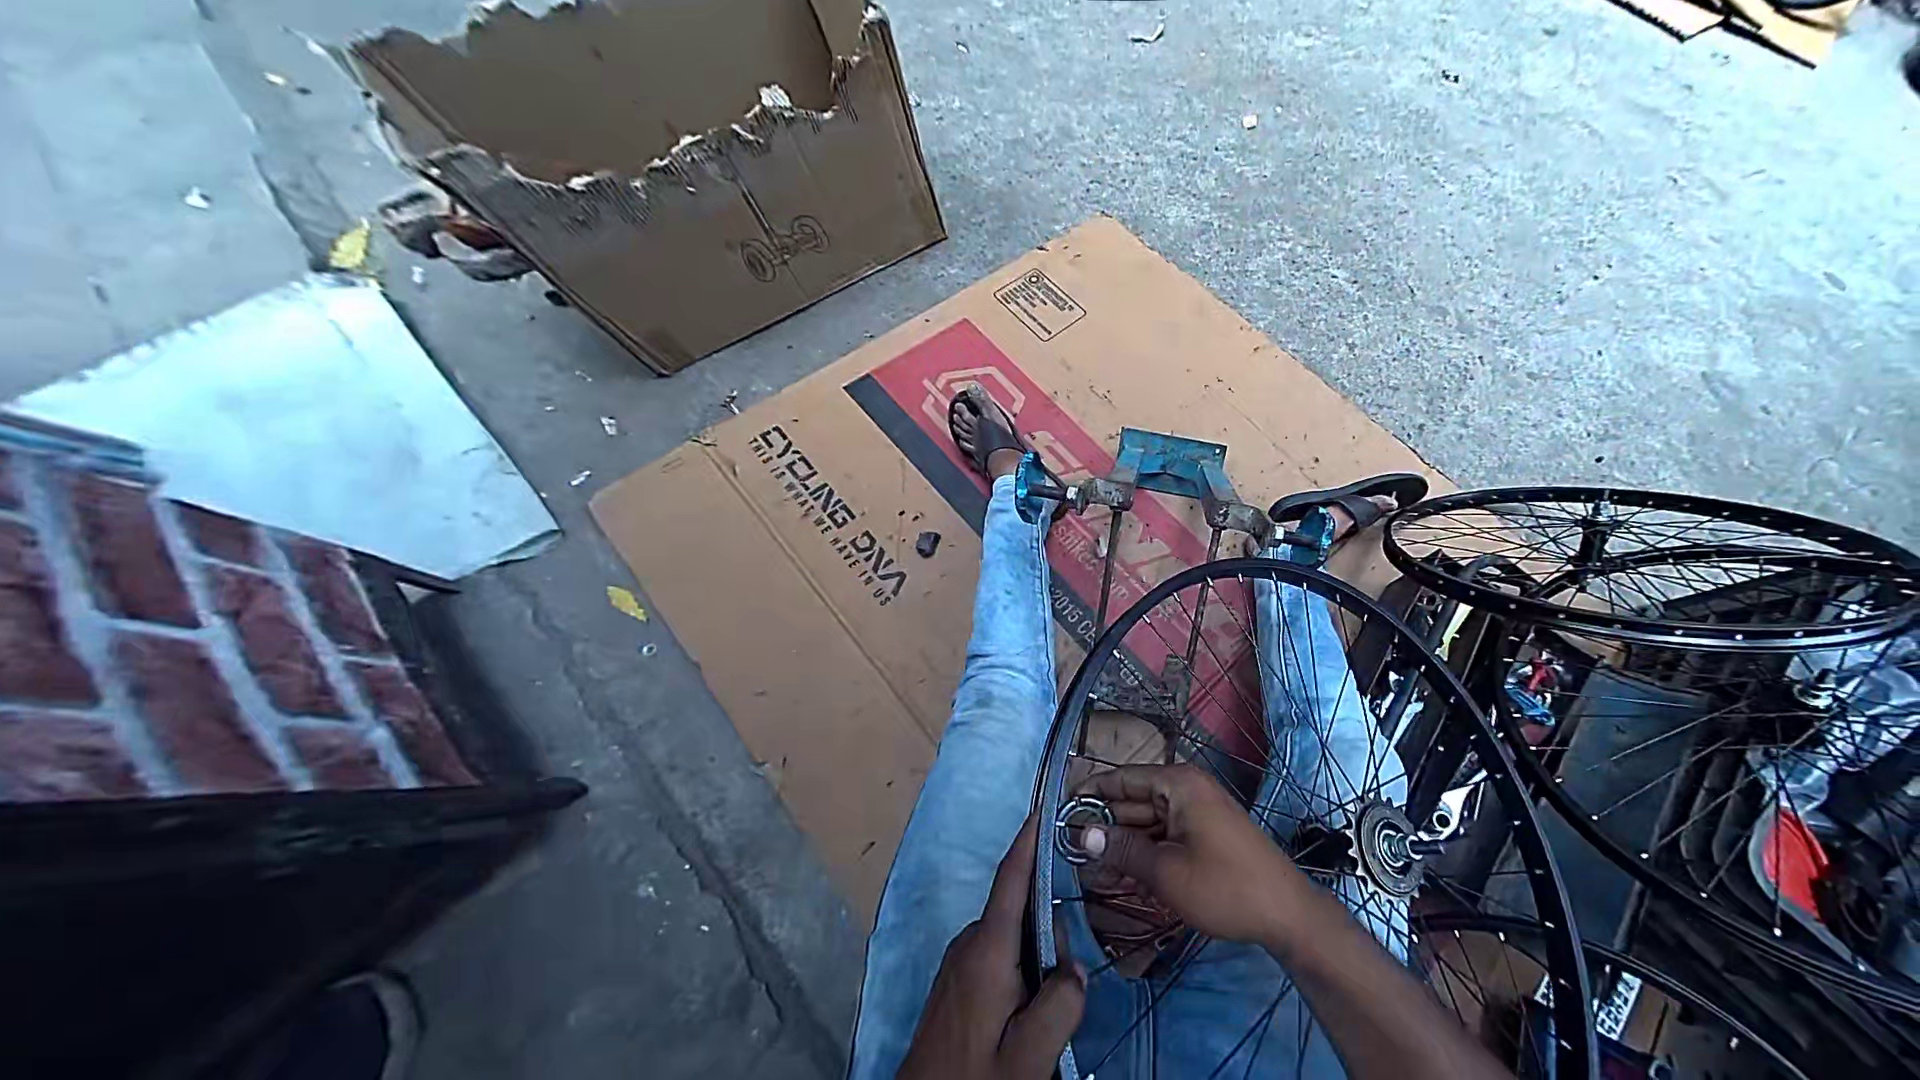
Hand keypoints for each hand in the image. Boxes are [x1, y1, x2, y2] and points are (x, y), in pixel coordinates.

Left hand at [897, 816, 1085, 1079]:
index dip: (1028, 841)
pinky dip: (1021, 969)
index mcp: (987, 950)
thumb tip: (1073, 967)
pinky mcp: (958, 979)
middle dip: (1049, 929)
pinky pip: (998, 956)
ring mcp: (960, 960)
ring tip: (1046, 1012)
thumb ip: (1060, 1006)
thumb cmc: (973, 1079)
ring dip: (1036, 957)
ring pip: (1012, 939)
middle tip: (1066, 982)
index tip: (1044, 809)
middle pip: (1019, 913)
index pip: (1011, 879)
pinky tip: (1028, 1012)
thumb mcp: (1029, 1057)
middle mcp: (970, 943)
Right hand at [1081, 764, 1311, 947]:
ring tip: (1093, 869)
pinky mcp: (1205, 836)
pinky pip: (1165, 837)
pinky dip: (1145, 853)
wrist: (1290, 918)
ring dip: (1123, 845)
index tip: (1061, 810)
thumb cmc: (1226, 887)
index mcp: (1178, 784)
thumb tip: (1082, 834)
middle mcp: (1186, 790)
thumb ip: (1121, 849)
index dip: (1089, 793)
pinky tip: (1123, 877)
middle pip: (1132, 802)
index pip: (1121, 778)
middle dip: (1104, 826)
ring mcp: (1197, 813)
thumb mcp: (1166, 871)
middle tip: (1072, 850)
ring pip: (1146, 823)